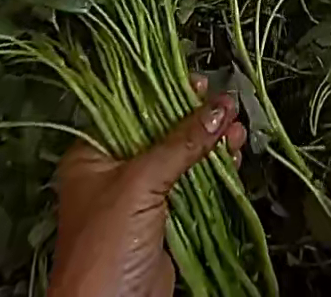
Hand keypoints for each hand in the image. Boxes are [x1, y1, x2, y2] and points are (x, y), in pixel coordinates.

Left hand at [49, 76, 246, 296]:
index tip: (197, 82)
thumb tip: (218, 109)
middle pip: (164, 129)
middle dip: (198, 116)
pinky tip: (232, 153)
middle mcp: (117, 168)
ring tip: (236, 129)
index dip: (166, 90)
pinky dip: (215, 168)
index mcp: (95, 152)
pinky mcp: (166, 217)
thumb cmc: (104, 249)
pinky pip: (194, 182)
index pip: (134, 107)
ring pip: (183, 155)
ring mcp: (143, 194)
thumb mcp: (140, 183)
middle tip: (225, 104)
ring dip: (212, 141)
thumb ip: (180, 143)